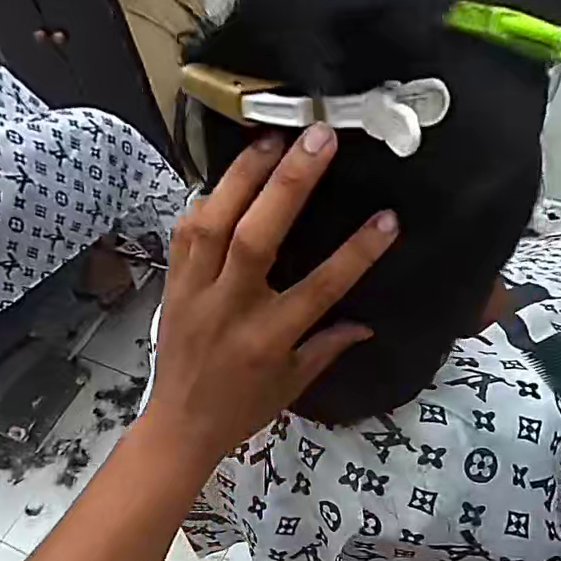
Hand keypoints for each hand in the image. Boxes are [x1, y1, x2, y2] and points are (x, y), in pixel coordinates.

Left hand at [142, 125, 396, 466]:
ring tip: (273, 138)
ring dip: (244, 174)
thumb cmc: (245, 407)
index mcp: (270, 339)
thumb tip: (366, 322)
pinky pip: (186, 230)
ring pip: (214, 221)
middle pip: (258, 236)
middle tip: (319, 137)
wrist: (181, 423)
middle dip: (290, 183)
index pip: (320, 287)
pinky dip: (209, 198)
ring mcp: (196, 290)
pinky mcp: (173, 282)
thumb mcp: (295, 383)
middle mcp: (232, 308)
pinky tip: (231, 177)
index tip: (386, 219)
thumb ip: (329, 346)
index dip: (357, 252)